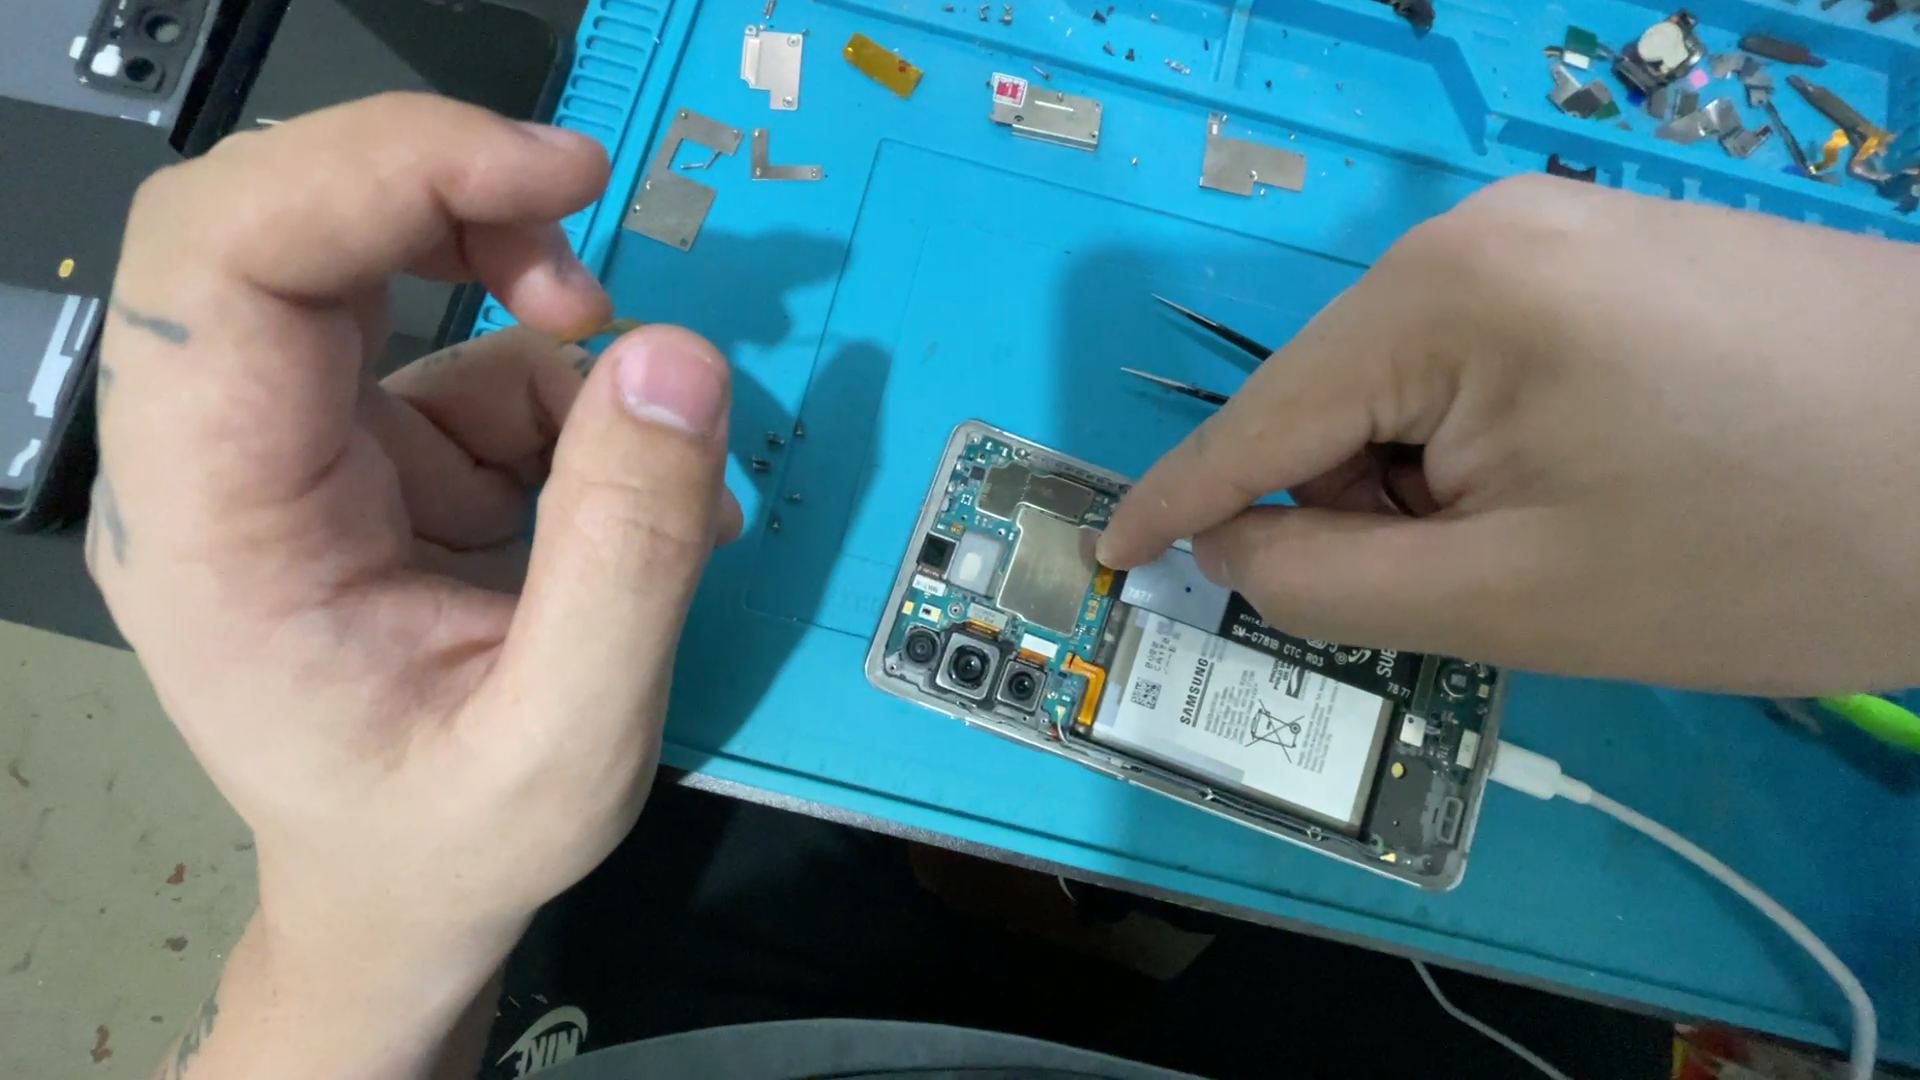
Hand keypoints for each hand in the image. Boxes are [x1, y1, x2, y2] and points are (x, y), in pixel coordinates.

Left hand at [92, 94, 738, 1076]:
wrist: (422, 894)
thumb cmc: (465, 839)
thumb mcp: (576, 726)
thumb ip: (631, 549)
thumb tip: (681, 363)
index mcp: (229, 523)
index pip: (233, 261)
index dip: (390, 173)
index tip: (562, 175)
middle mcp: (253, 460)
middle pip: (312, 239)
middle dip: (476, 220)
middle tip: (601, 275)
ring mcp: (338, 455)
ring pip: (441, 312)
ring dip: (576, 358)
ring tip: (671, 479)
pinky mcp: (416, 468)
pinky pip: (518, 390)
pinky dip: (606, 426)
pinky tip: (663, 512)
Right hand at [1098, 176, 1919, 695]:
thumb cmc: (1774, 548)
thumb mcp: (1508, 600)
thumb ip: (1322, 582)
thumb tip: (1224, 543)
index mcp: (1441, 298)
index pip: (1259, 423)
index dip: (1174, 499)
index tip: (1110, 548)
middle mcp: (1462, 238)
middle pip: (1321, 406)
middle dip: (1341, 505)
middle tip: (1444, 578)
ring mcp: (1521, 236)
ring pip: (1378, 394)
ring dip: (1403, 485)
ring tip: (1519, 534)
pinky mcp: (1567, 259)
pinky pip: (1443, 370)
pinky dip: (1448, 449)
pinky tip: (1546, 482)